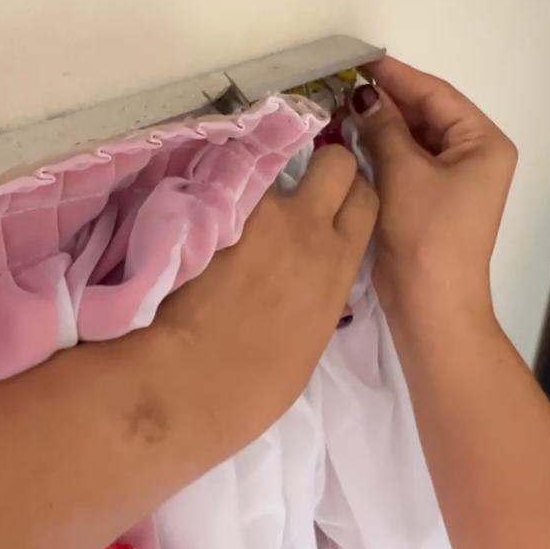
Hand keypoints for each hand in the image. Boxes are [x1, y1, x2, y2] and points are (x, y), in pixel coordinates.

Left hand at [151, 144, 376, 442]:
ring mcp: (254, 212)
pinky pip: (225, 184)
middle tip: (300, 188)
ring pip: (273, 169)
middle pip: (334, 161)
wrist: (184, 385)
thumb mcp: (311, 339)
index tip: (337, 203)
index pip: (365, 196)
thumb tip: (310, 273)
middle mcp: (304, 224)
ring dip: (264, 184)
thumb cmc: (252, 386)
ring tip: (242, 211)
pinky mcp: (207, 208)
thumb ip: (320, 290)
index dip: (352, 194)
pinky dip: (222, 195)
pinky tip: (206, 218)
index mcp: (337, 263)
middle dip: (322, 168)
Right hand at [352, 56, 515, 325]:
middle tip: (343, 84)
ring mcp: (452, 180)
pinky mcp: (430, 200)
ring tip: (341, 107)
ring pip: (414, 139)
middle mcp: (473, 156)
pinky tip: (352, 138)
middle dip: (387, 101)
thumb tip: (363, 95)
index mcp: (483, 143)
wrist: (430, 301)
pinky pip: (406, 162)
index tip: (360, 61)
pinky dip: (381, 150)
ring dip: (381, 125)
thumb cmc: (426, 232)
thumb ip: (384, 126)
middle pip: (427, 115)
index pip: (437, 95)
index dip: (398, 76)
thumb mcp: (404, 171)